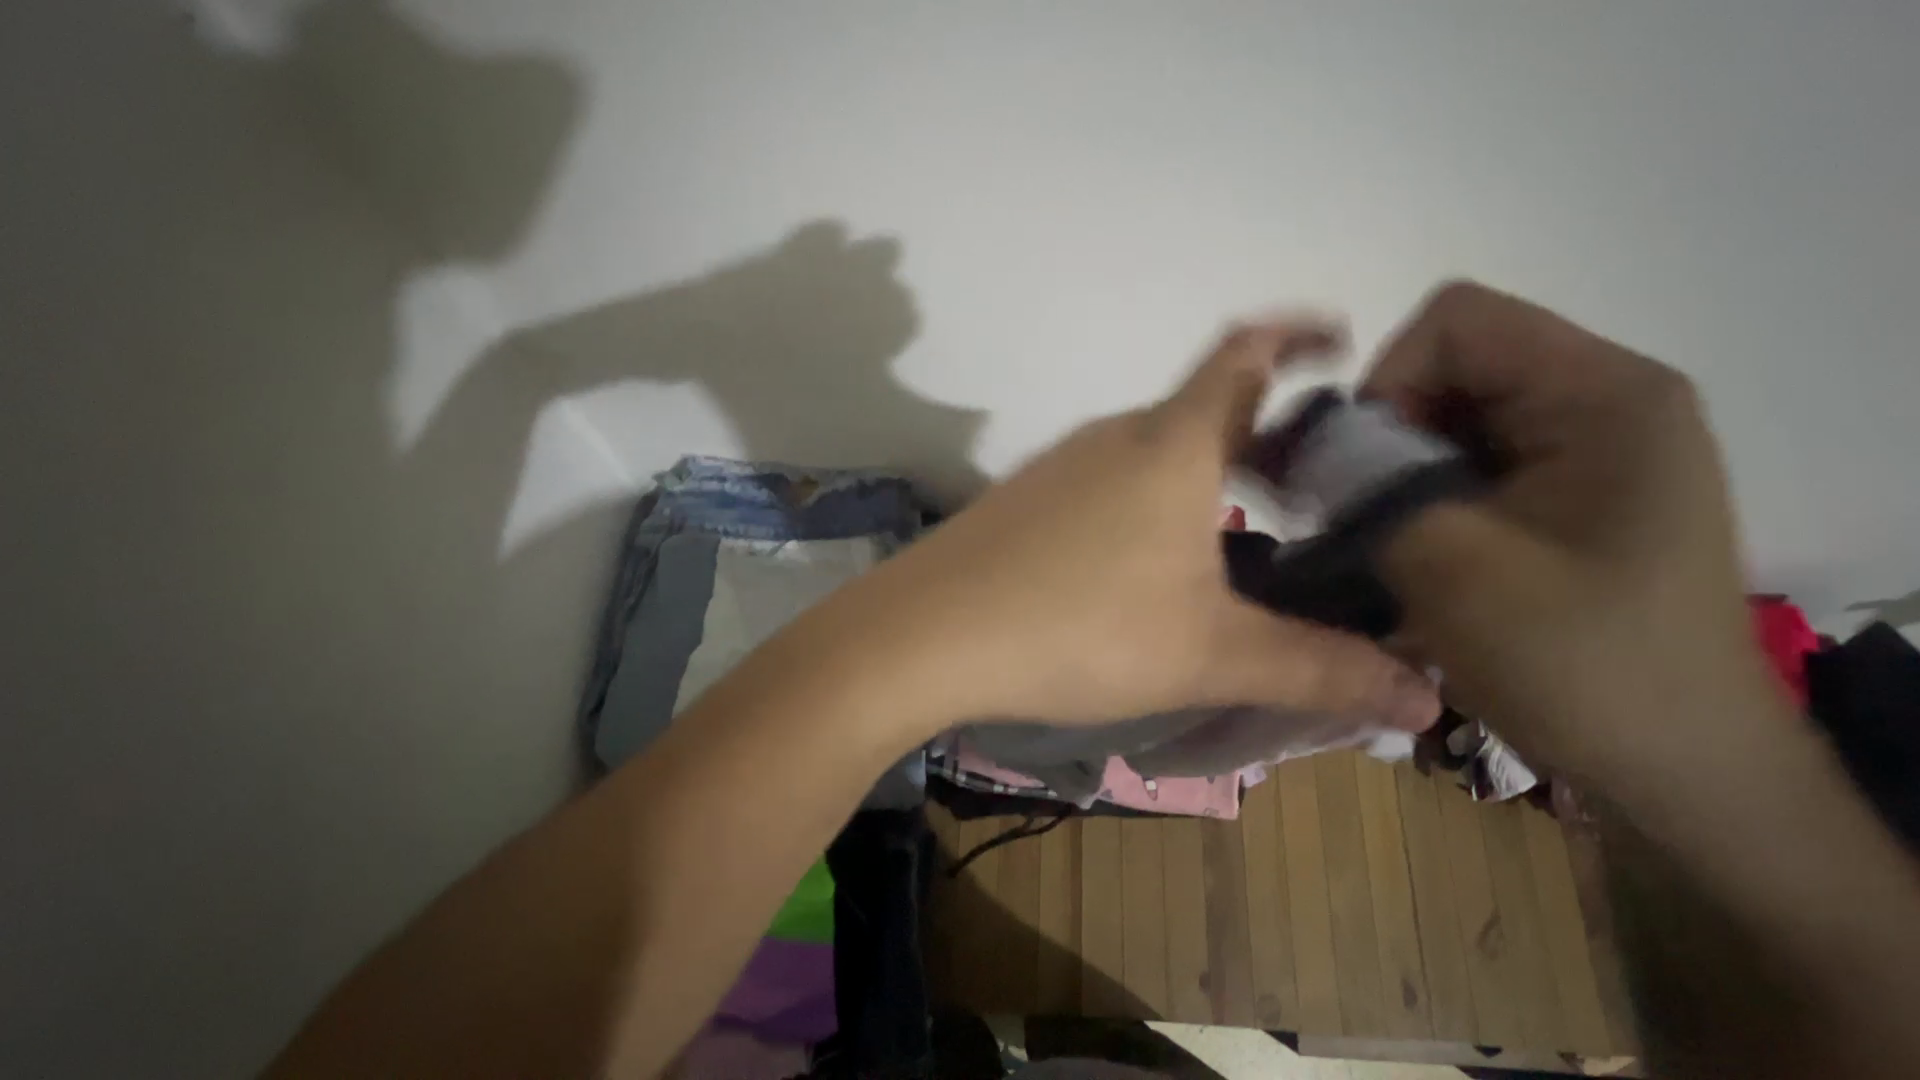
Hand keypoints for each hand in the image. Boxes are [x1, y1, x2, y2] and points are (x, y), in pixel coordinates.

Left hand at [835, 318, 1441, 735]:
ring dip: (1203, 475)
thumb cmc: (1078, 627)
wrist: (924, 635)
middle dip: (1265, 432)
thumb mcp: (1210, 654)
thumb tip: (1427, 699)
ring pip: (1153, 452)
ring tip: (1245, 535)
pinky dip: (1151, 504)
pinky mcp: (1023, 502)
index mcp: (1173, 444)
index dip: (1299, 333)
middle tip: (1314, 483)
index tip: (1342, 339)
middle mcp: (1115, 436)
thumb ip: (1318, 670)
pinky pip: (1107, 485)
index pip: (1245, 352)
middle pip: (1203, 409)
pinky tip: (1149, 570)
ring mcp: (1060, 466)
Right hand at [1362, 282, 1784, 793]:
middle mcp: (1608, 401)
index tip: (1362, 471)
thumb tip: (1305, 449)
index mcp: (1602, 394)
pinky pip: (1481, 463)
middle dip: (1390, 437)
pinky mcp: (1583, 495)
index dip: (1388, 381)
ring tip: (1391, 546)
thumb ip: (1369, 491)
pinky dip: (1434, 500)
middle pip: (1456, 367)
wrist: (1680, 769)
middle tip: (1364, 518)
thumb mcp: (1453, 568)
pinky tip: (1425, 557)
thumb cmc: (1580, 664)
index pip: (1456, 321)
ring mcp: (1599, 450)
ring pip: (1458, 420)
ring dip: (1406, 476)